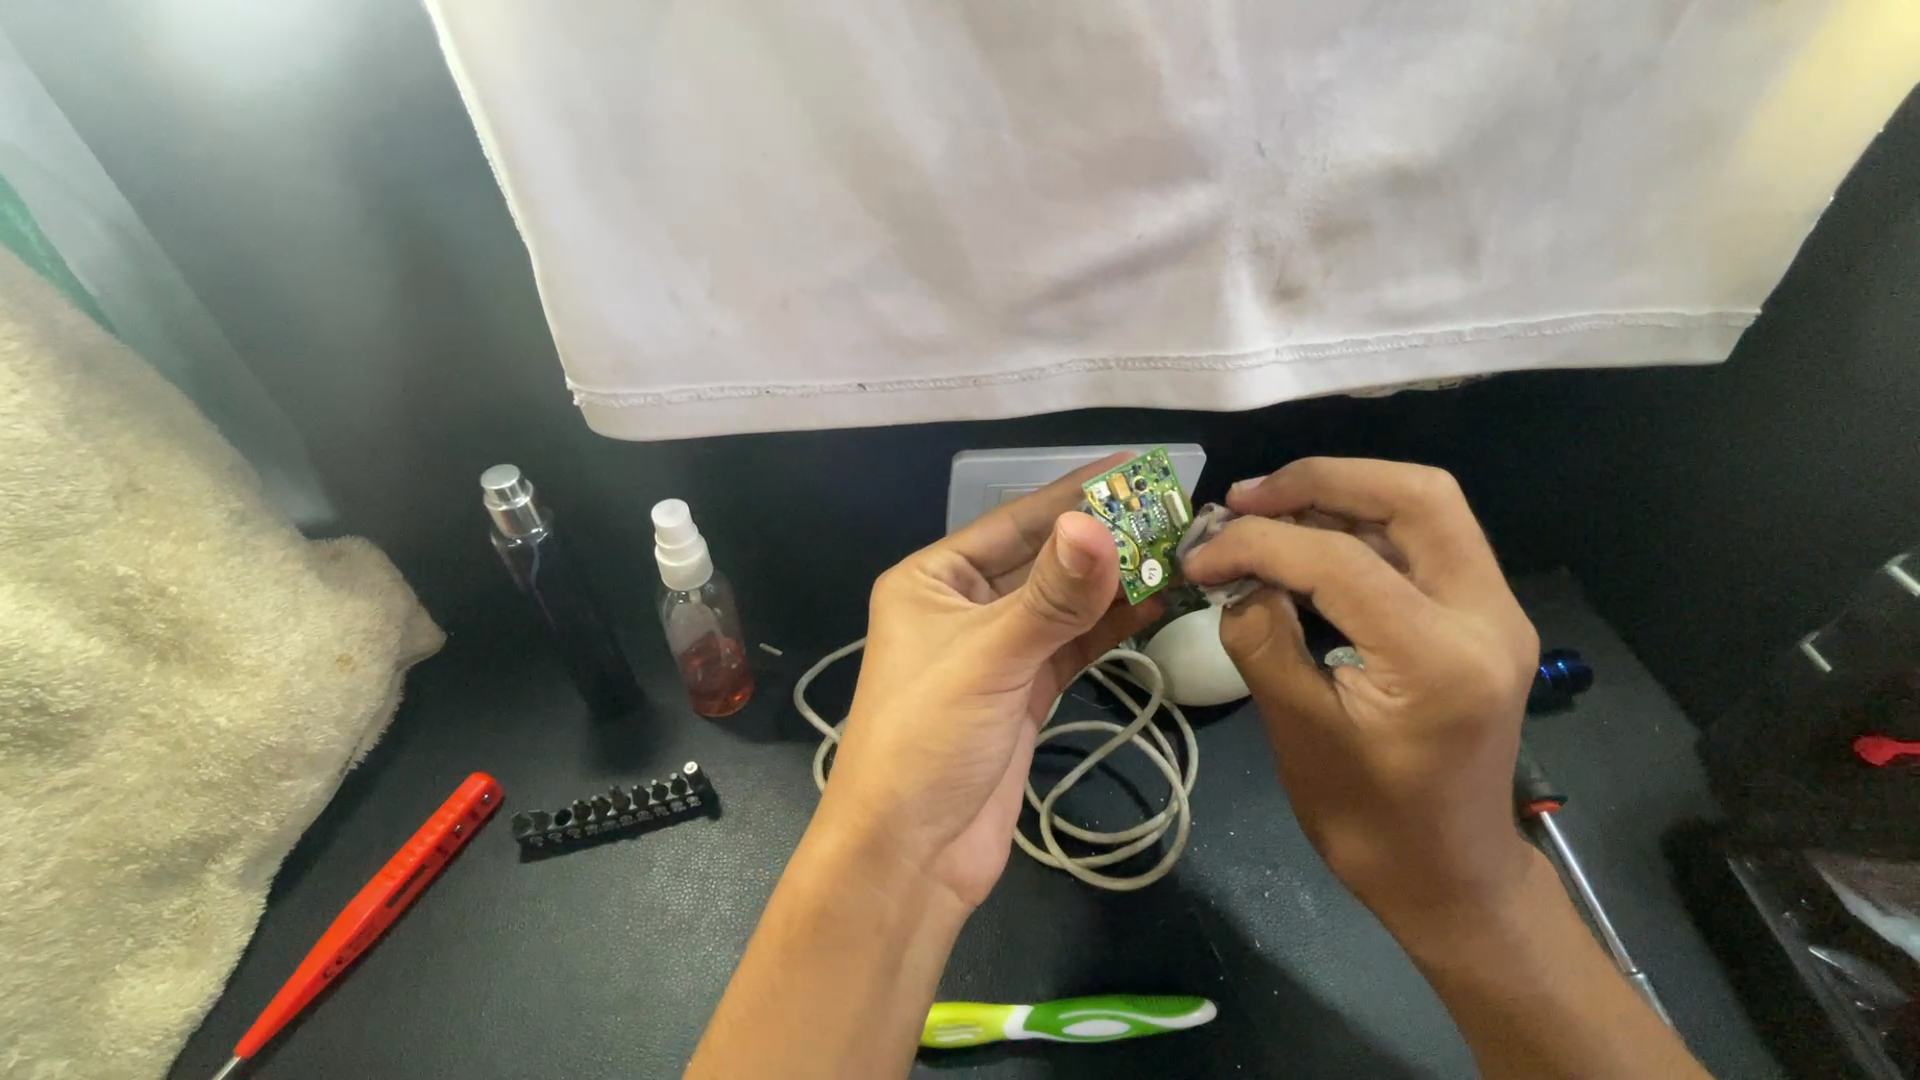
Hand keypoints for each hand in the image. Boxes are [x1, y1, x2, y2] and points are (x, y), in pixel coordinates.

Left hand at [820, 455, 1160, 908]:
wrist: (909, 854)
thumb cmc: (926, 739)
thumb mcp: (987, 657)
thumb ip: (1050, 595)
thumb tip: (1096, 523)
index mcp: (934, 578)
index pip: (1015, 521)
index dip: (1075, 492)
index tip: (1137, 464)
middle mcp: (964, 605)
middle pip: (1046, 559)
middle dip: (1105, 538)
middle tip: (1174, 511)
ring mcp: (998, 649)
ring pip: (1065, 603)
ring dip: (1117, 582)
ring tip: (1180, 553)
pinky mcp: (1024, 690)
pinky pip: (1073, 643)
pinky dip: (1112, 625)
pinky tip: (1157, 602)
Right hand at [1181, 458, 1539, 931]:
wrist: (1447, 873)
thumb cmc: (1367, 819)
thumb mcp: (1296, 730)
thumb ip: (1260, 638)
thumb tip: (1233, 573)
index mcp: (1440, 658)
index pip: (1340, 559)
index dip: (1257, 543)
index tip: (1198, 556)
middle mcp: (1488, 616)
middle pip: (1416, 495)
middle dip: (1319, 480)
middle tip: (1245, 498)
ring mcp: (1494, 611)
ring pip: (1423, 507)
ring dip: (1338, 495)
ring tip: (1262, 510)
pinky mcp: (1480, 615)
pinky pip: (1420, 541)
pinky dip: (1356, 525)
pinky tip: (1301, 540)